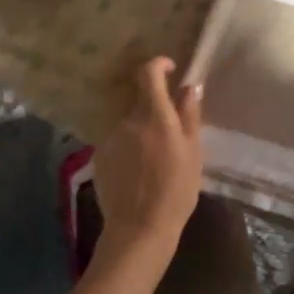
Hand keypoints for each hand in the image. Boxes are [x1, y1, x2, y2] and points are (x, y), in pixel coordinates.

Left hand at [93, 57, 203, 255]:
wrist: (139, 229)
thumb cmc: (175, 191)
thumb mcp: (193, 152)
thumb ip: (189, 115)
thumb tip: (189, 86)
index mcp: (155, 116)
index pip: (149, 73)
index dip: (159, 64)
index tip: (170, 69)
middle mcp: (128, 120)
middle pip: (140, 100)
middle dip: (155, 109)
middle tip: (171, 133)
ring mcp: (111, 137)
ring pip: (130, 122)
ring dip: (142, 130)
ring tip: (154, 159)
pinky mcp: (100, 155)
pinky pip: (118, 140)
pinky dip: (129, 147)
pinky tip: (138, 171)